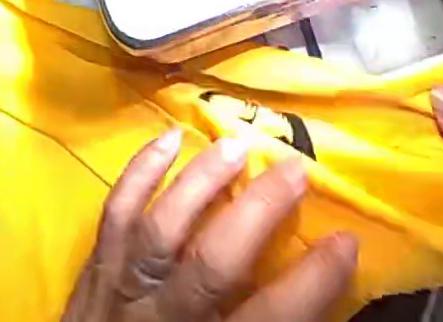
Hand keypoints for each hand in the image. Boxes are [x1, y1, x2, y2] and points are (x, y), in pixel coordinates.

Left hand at [63, 128, 357, 321]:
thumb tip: (318, 278)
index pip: (269, 319)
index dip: (313, 282)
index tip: (346, 240)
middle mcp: (167, 318)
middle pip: (213, 264)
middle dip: (257, 213)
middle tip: (295, 169)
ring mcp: (125, 289)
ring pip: (160, 230)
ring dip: (199, 184)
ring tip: (235, 145)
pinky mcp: (96, 267)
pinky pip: (114, 214)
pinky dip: (140, 173)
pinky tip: (168, 138)